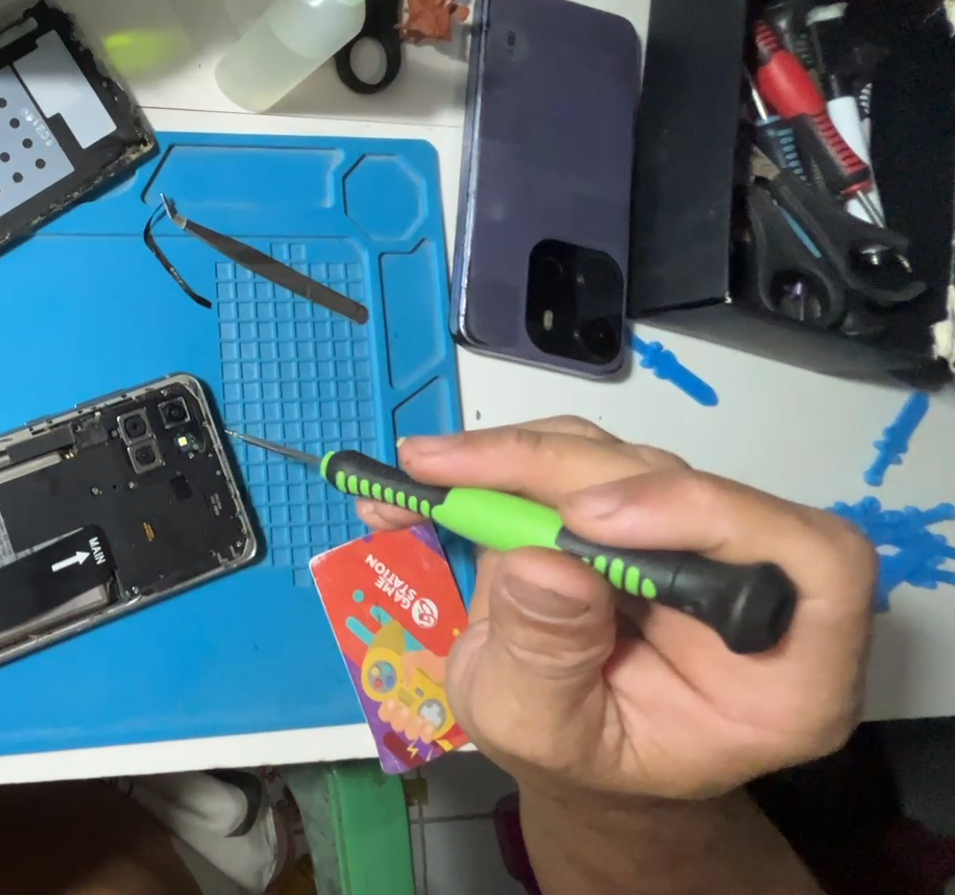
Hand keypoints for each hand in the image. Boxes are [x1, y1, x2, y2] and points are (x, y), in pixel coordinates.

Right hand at [355, 418, 875, 802]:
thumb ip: (548, 656)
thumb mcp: (541, 729)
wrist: (559, 749)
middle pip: (668, 483)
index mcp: (774, 665)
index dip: (702, 513)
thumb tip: (540, 561)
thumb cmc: (571, 760)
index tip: (583, 516)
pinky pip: (544, 465)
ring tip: (416, 474)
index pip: (802, 557)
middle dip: (544, 467)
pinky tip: (412, 488)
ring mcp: (661, 537)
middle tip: (439, 469)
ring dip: (500, 455)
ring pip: (600, 456)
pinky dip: (472, 467)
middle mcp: (732, 582)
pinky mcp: (595, 514)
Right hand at [377, 649, 450, 742]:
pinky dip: (424, 733)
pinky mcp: (444, 731)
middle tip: (404, 711)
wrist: (475, 687)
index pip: (391, 699)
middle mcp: (419, 702)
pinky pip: (427, 737)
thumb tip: (404, 682)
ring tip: (418, 719)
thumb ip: (408, 663)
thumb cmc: (447, 671)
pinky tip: (428, 726)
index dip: (387, 703)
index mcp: (412, 686)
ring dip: (409, 725)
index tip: (392, 702)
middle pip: (397, 717)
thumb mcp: (423, 658)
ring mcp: (431, 718)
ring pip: (409, 729)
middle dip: (396, 716)